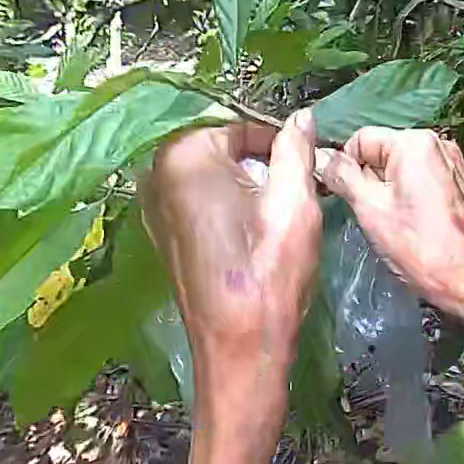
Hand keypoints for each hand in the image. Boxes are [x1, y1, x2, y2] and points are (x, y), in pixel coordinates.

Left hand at [143, 111, 320, 463]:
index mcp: (184, 155)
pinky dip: (229, 209)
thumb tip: (302, 115)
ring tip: (279, 218)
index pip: (244, 127)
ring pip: (213, 178)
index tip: (311, 168)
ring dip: (248, 188)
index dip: (283, 146)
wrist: (239, 348)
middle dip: (263, 166)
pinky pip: (200, 203)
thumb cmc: (270, 274)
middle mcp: (156, 174)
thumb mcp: (295, 204)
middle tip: (299, 195)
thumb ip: (296, 150)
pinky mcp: (161, 236)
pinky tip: (253, 236)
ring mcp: (153, 208)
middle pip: (224, 150)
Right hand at [314, 127, 463, 324]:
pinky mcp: (456, 186)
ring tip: (390, 223)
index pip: (360, 139)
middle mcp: (437, 145)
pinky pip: (419, 182)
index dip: (345, 167)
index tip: (344, 195)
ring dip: (386, 192)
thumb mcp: (369, 209)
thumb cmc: (420, 247)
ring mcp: (450, 165)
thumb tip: (322, 159)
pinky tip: (408, 225)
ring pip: (399, 169)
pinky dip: (407, 199)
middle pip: (381, 153)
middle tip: (369, 214)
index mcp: (414, 143)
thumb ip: (342, 177)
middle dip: (368, 181)